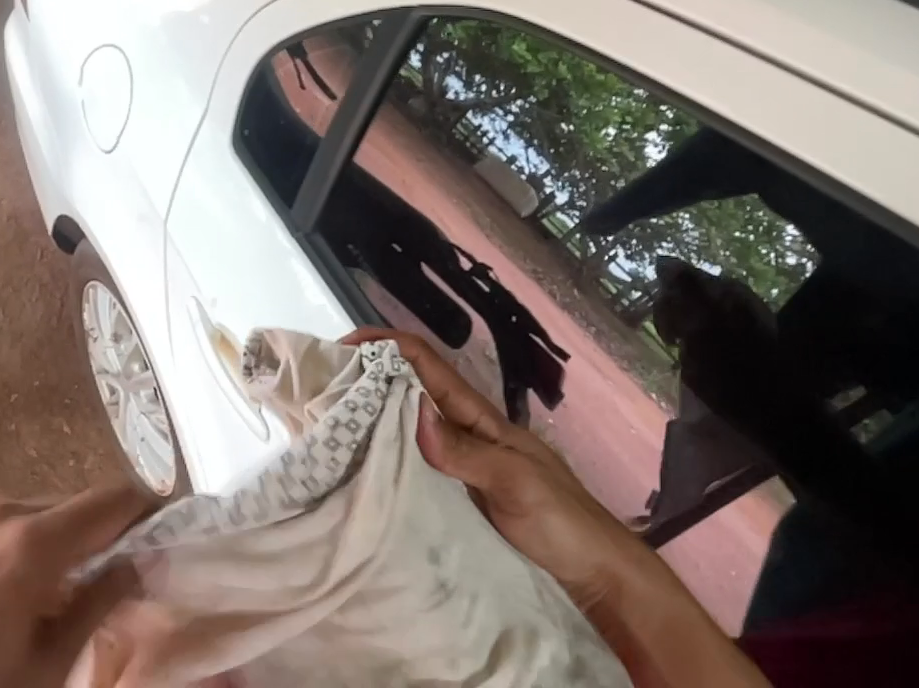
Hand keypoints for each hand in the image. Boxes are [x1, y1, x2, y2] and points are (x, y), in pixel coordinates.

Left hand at [0, 482, 152, 687]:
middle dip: (118, 532)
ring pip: (56, 514)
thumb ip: (100, 604)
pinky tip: (55, 588)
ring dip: (84, 540)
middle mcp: (7, 513)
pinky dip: (51, 545)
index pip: (113, 500)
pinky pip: (25, 526)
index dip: (151, 510)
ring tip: (102, 585)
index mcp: (32, 541)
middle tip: (144, 571)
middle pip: (85, 505)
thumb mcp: (48, 664)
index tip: (177, 532)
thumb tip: (140, 565)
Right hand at [342, 329, 768, 687]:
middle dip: (368, 374)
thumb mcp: (518, 483)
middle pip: (409, 387)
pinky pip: (411, 458)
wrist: (596, 575)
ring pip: (407, 421)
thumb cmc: (562, 521)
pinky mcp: (453, 490)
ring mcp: (458, 460)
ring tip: (327, 418)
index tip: (342, 346)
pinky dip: (383, 448)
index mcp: (477, 416)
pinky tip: (361, 462)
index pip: (425, 363)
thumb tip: (414, 413)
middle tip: (321, 384)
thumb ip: (469, 452)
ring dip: (371, 410)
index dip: (385, 344)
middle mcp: (462, 430)